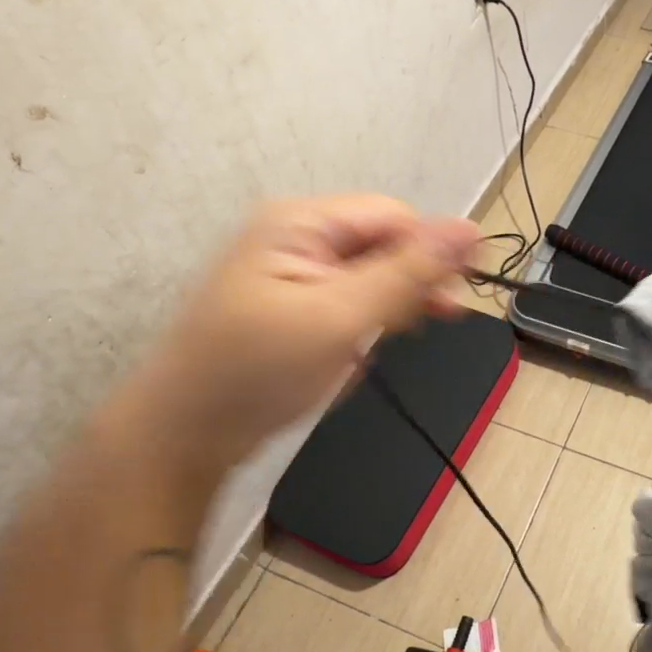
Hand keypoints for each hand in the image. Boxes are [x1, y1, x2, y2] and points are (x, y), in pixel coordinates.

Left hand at [121, 194, 477, 469]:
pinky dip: (362, 324)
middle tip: (435, 326)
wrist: (181, 435)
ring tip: (383, 344)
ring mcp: (288, 273)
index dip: (430, 252)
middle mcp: (294, 236)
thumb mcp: (341, 317)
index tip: (456, 302)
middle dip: (410, 282)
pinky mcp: (287, 307)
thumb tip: (471, 228)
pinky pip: (344, 301)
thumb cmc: (259, 371)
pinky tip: (360, 352)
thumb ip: (408, 272)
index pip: (393, 216)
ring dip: (388, 306)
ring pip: (366, 275)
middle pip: (380, 242)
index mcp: (300, 221)